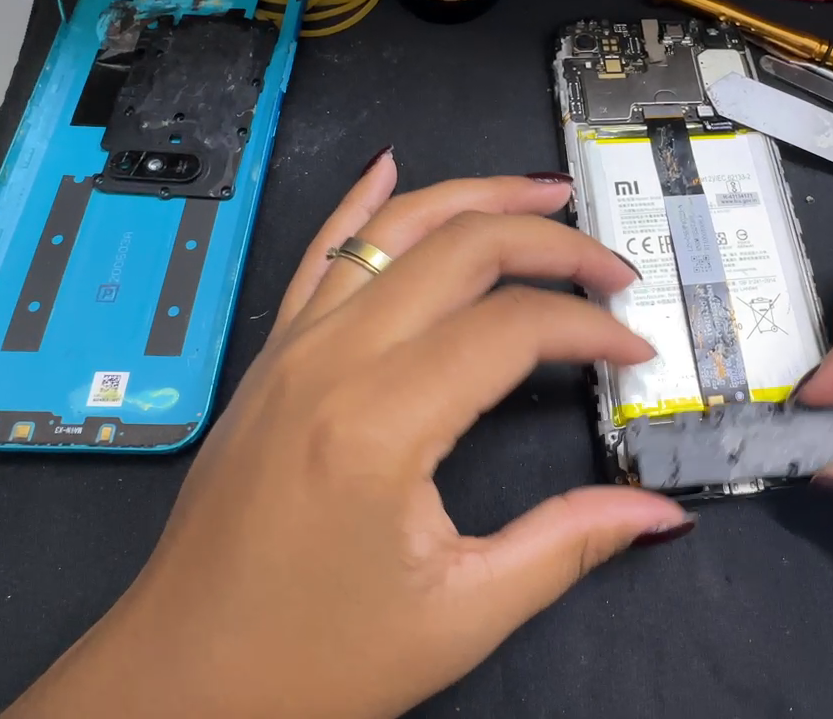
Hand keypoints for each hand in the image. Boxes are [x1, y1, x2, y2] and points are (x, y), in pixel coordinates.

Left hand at [6, 155, 691, 718]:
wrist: (172, 685)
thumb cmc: (311, 664)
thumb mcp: (460, 614)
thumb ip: (569, 544)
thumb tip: (659, 513)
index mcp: (381, 420)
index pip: (513, 327)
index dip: (590, 326)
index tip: (634, 350)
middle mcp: (333, 358)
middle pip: (463, 250)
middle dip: (552, 242)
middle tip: (611, 268)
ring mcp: (294, 344)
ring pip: (394, 227)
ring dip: (475, 197)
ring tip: (541, 191)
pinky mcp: (272, 353)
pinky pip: (320, 252)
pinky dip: (361, 202)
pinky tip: (389, 165)